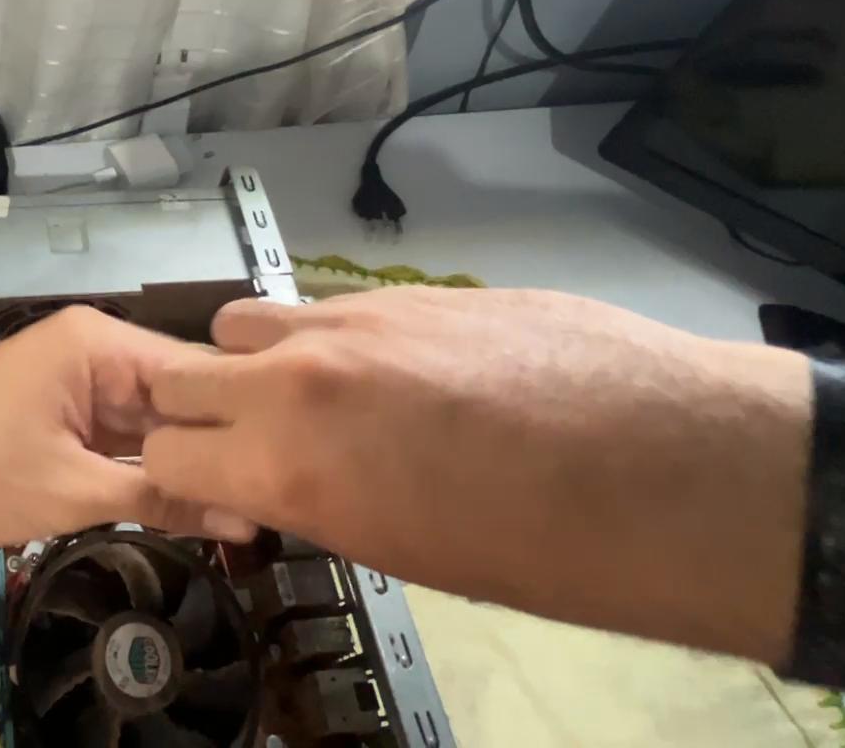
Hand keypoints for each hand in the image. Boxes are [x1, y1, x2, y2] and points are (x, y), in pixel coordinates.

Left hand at [0, 306, 256, 546]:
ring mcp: (74, 373)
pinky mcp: (60, 402)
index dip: (238, 420)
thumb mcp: (74, 490)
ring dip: (178, 457)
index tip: (287, 469)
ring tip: (245, 503)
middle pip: (173, 393)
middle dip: (210, 445)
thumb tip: (246, 520)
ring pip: (147, 414)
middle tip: (272, 497)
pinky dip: (141, 460)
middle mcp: (92, 345)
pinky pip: (116, 427)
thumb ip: (163, 497)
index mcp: (99, 342)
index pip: (194, 371)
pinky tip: (184, 496)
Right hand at [139, 288, 810, 662]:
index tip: (202, 477)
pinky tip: (385, 368)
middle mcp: (291, 382)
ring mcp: (340, 323)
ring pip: (236, 323)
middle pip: (175, 372)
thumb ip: (304, 494)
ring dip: (249, 358)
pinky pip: (316, 309)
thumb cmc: (544, 553)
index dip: (175, 467)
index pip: (163, 450)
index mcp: (286, 467)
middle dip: (190, 406)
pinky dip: (320, 339)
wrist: (681, 468)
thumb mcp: (395, 550)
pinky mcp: (390, 290)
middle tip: (236, 431)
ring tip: (306, 388)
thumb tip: (272, 472)